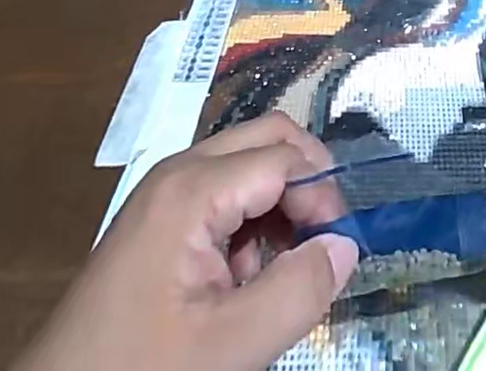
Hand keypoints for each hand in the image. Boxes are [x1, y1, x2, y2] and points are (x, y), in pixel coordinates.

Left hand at [13, 113, 358, 370]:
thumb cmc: (139, 370)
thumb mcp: (228, 348)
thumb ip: (297, 292)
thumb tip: (347, 245)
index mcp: (193, 188)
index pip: (284, 157)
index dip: (322, 194)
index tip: (340, 247)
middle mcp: (181, 168)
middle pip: (268, 138)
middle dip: (307, 180)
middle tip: (323, 239)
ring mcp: (168, 186)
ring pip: (251, 160)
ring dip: (281, 199)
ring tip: (280, 266)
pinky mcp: (163, 210)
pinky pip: (227, 186)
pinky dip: (253, 215)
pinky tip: (246, 272)